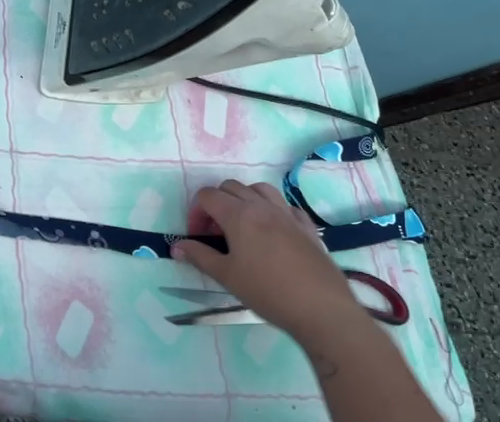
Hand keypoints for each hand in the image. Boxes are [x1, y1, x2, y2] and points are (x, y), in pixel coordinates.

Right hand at [171, 180, 365, 342]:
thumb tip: (176, 247)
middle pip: (231, 187)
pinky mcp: (308, 229)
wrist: (323, 311)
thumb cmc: (268, 292)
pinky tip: (274, 230)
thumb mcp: (226, 276)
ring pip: (260, 189)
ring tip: (244, 223)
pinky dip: (274, 210)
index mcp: (238, 214)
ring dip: (246, 199)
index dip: (196, 212)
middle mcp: (262, 207)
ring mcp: (288, 215)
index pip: (207, 196)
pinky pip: (287, 206)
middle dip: (217, 203)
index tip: (198, 237)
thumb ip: (199, 256)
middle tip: (217, 232)